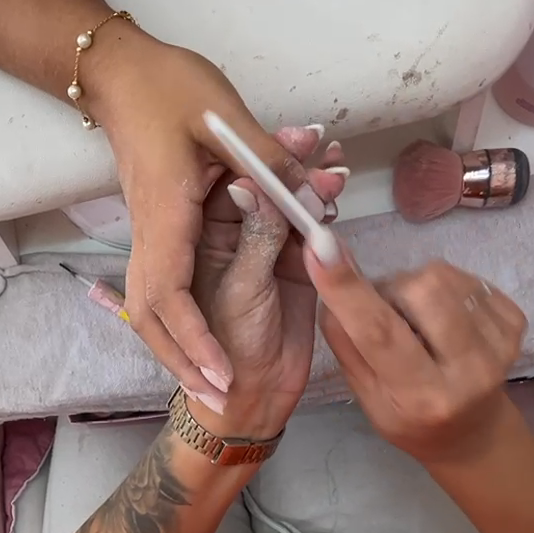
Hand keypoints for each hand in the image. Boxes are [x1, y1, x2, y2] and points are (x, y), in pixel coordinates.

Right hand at [81, 29, 311, 413]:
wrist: (115, 74)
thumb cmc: (165, 88)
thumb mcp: (223, 117)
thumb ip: (269, 161)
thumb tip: (312, 191)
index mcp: (167, 212)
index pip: (171, 292)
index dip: (195, 340)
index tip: (223, 374)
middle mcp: (151, 232)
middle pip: (150, 315)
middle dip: (181, 360)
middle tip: (216, 395)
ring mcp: (147, 230)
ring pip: (148, 305)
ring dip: (175, 348)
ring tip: (206, 381)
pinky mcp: (152, 225)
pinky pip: (157, 284)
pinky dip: (175, 319)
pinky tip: (196, 334)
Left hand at [189, 127, 345, 438]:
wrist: (261, 395)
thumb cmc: (233, 345)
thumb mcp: (240, 289)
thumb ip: (256, 239)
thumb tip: (259, 187)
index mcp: (196, 241)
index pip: (226, 187)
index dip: (255, 160)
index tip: (286, 137)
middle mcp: (226, 238)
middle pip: (259, 189)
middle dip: (288, 166)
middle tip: (318, 140)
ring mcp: (261, 248)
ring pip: (285, 204)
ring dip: (309, 182)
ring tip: (333, 160)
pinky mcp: (293, 264)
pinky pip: (307, 227)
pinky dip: (322, 207)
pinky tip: (337, 185)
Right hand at [307, 250, 528, 465]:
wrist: (472, 433)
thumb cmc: (406, 417)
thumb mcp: (364, 394)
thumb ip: (346, 339)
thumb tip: (326, 270)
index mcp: (421, 396)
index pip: (378, 332)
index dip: (347, 288)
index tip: (320, 247)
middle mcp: (468, 371)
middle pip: (421, 289)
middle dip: (389, 288)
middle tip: (385, 311)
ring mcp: (500, 345)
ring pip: (443, 275)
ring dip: (414, 285)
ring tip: (414, 317)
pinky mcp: (517, 322)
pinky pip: (466, 277)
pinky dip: (443, 289)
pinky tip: (442, 318)